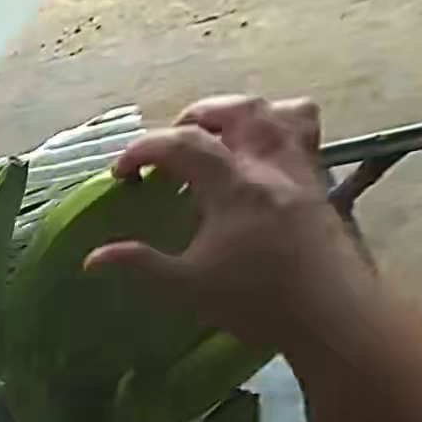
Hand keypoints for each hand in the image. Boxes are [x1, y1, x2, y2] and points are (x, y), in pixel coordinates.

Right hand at [85, 96, 383, 356]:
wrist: (329, 312)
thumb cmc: (253, 301)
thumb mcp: (184, 286)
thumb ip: (138, 264)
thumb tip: (92, 258)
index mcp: (235, 189)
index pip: (184, 145)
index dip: (142, 150)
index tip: (118, 175)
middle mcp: (272, 166)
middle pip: (236, 111)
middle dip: (190, 120)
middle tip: (162, 150)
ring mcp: (301, 168)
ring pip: (276, 110)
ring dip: (235, 116)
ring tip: (207, 141)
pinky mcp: (317, 180)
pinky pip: (300, 130)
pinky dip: (270, 127)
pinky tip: (248, 157)